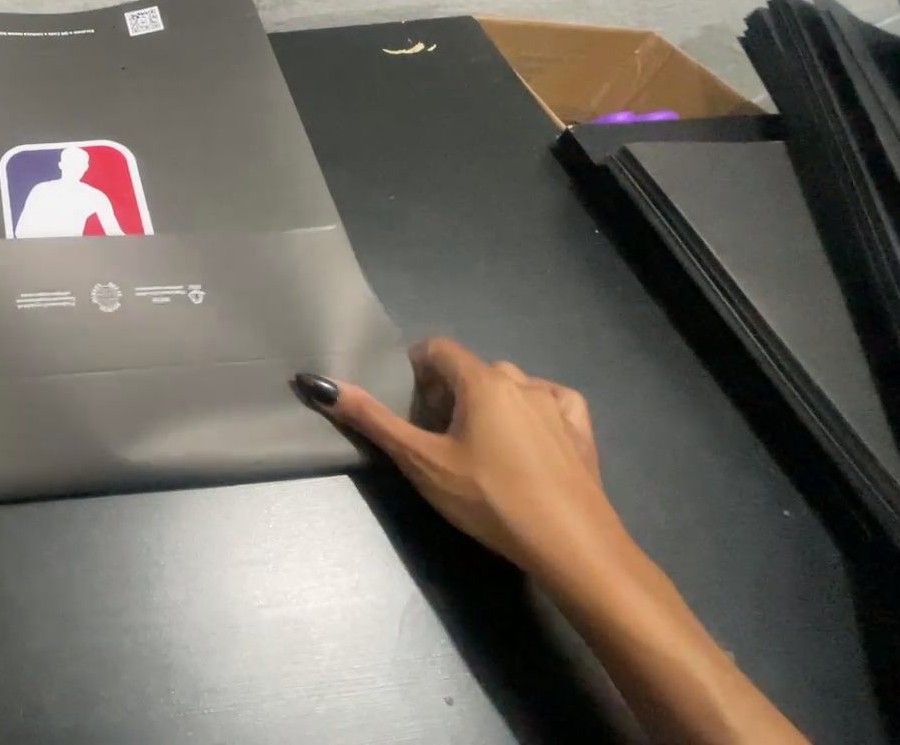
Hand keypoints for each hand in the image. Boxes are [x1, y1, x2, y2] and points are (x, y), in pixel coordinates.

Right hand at [295, 337, 631, 581]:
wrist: (574, 549)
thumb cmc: (488, 498)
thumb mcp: (419, 460)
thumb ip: (370, 419)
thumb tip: (316, 382)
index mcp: (482, 381)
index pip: (438, 349)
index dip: (415, 369)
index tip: (407, 404)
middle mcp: (522, 382)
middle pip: (471, 369)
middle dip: (446, 390)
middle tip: (432, 432)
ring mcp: (558, 407)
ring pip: (511, 385)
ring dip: (486, 401)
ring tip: (474, 442)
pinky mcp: (583, 434)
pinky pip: (552, 402)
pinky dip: (532, 409)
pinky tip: (526, 436)